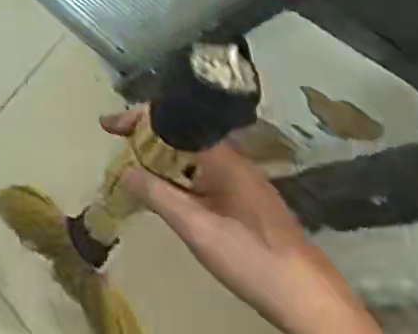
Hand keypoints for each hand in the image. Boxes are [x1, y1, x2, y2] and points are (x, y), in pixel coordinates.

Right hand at [102, 109, 380, 333]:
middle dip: (145, 135)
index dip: (136, 118)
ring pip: (190, 153)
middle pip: (180, 133)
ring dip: (160, 155)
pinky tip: (165, 189)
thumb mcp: (197, 228)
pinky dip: (176, 173)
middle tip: (116, 143)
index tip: (107, 125)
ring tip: (131, 164)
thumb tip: (125, 169)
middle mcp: (230, 158)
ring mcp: (240, 177)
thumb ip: (158, 195)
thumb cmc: (252, 257)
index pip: (171, 120)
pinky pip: (201, 171)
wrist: (309, 299)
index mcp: (220, 155)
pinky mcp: (244, 197)